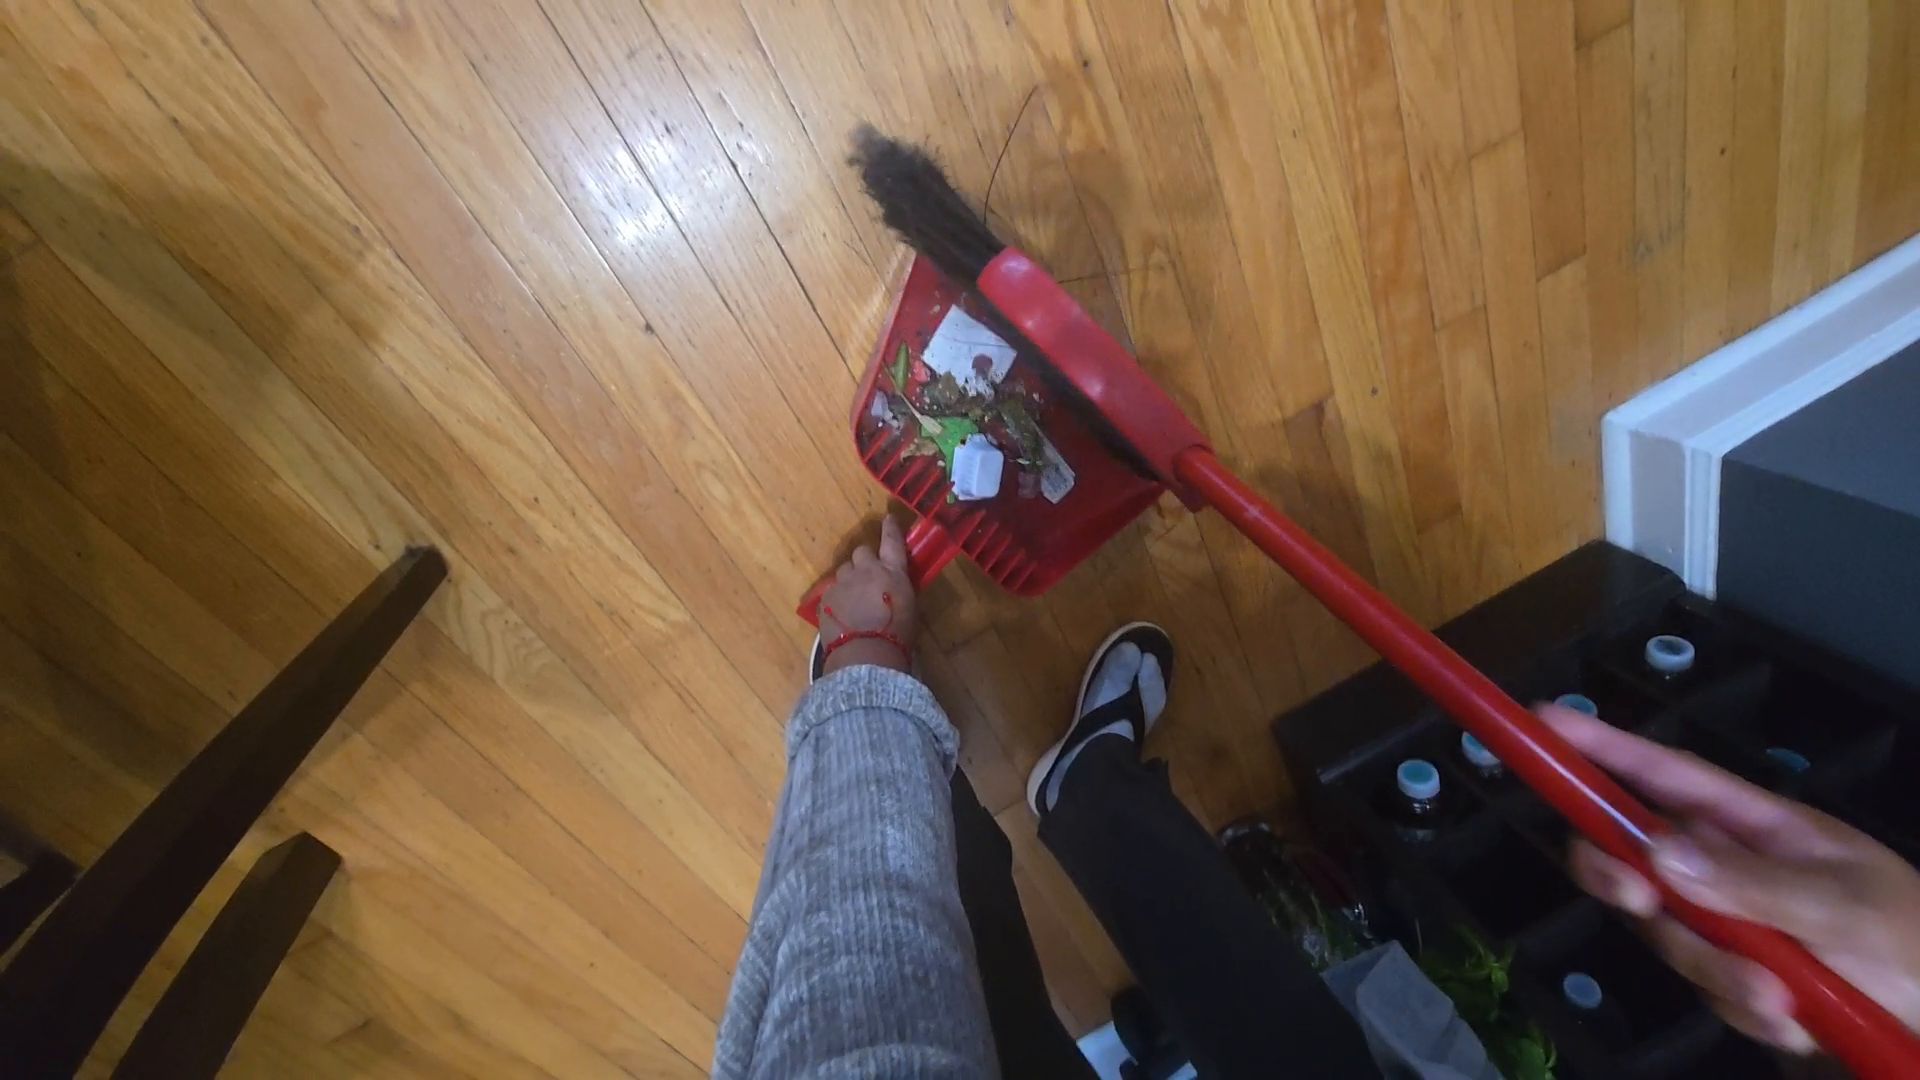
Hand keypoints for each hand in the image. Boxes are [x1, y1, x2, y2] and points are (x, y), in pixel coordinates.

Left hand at [818, 516, 917, 675]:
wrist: (866, 654)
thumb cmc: (898, 635)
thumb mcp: (910, 607)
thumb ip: (900, 590)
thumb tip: (895, 588)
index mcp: (892, 572)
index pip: (892, 541)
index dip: (890, 529)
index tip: (887, 519)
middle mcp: (866, 571)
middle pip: (862, 552)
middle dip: (865, 560)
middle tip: (869, 577)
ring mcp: (843, 583)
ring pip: (845, 571)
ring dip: (850, 579)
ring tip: (855, 599)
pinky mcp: (827, 598)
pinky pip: (833, 591)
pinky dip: (838, 598)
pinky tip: (843, 614)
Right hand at [1543, 704, 1919, 1052]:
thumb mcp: (1855, 913)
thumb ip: (1754, 883)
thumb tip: (1652, 849)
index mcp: (1753, 827)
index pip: (1660, 774)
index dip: (1597, 743)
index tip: (1540, 719)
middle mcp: (1720, 865)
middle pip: (1623, 848)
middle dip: (1615, 873)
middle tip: (1633, 897)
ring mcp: (1723, 923)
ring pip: (1656, 923)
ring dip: (1705, 963)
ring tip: (1775, 1000)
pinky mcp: (1730, 977)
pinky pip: (1696, 983)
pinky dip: (1737, 1007)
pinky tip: (1792, 1027)